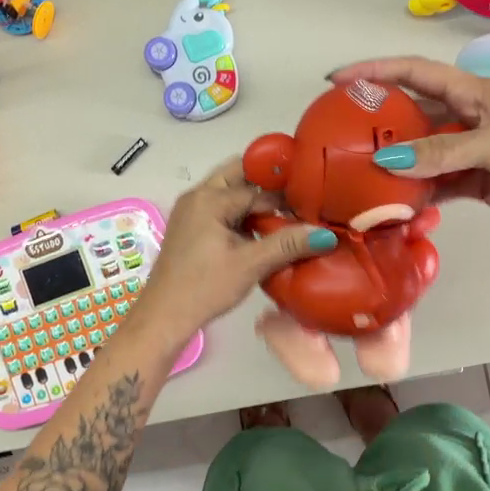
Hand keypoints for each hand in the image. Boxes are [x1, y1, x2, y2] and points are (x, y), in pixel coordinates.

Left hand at [128, 159, 336, 345]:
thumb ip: (287, 244)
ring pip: (227, 191)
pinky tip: (259, 231)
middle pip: (237, 174)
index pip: (257, 188)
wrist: (164, 315)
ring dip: (253, 198)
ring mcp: (190, 211)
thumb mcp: (250, 265)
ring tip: (283, 214)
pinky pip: (219, 208)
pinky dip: (239, 212)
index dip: (285, 197)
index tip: (310, 207)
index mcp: (209, 198)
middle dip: (266, 182)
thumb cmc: (204, 288)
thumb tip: (326, 234)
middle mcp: (197, 196)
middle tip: (296, 196)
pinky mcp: (189, 227)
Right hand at [330, 57, 489, 239]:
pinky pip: (434, 184)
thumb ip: (443, 150)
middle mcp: (468, 117)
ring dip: (394, 161)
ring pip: (420, 151)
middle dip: (378, 119)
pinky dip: (414, 192)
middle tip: (341, 133)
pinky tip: (393, 203)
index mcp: (476, 92)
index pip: (416, 73)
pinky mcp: (474, 183)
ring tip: (358, 172)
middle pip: (413, 112)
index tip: (337, 79)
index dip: (376, 71)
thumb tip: (389, 161)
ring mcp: (470, 152)